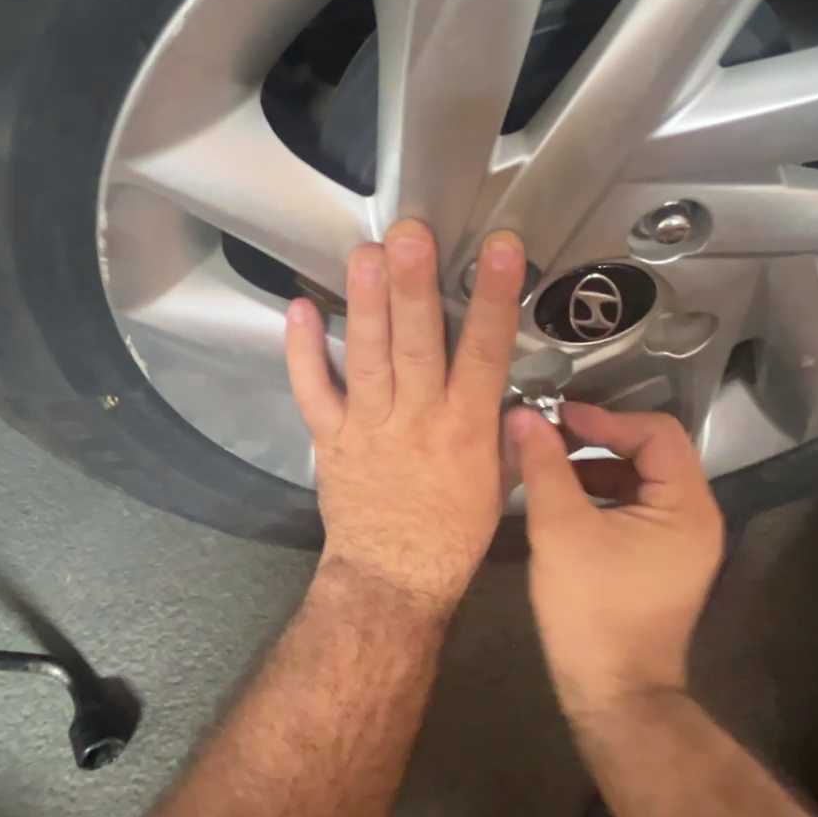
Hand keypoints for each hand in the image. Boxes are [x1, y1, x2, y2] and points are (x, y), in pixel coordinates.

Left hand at [285, 220, 525, 609]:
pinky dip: (303, 353)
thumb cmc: (453, 532)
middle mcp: (419, 418)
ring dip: (365, 305)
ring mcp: (370, 425)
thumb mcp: (500, 483)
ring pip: (368, 359)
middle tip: (410, 236)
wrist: (395, 580)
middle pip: (419, 345)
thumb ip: (508, 432)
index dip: (495, 298)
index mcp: (468, 427)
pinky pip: (314, 392)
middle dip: (415, 288)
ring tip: (364, 255)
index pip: (487, 352)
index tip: (502, 250)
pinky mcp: (331, 437)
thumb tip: (519, 392)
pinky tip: (298, 309)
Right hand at [507, 405, 724, 714]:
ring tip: (552, 463)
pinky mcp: (664, 558)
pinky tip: (566, 498)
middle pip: (653, 451)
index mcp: (687, 506)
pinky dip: (605, 493)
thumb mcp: (560, 529)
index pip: (656, 432)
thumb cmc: (591, 610)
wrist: (613, 693)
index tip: (557, 418)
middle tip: (552, 434)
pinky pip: (638, 506)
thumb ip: (544, 465)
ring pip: (643, 478)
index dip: (605, 419)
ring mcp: (684, 541)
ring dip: (599, 464)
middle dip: (600, 438)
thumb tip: (523, 414)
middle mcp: (697, 517)